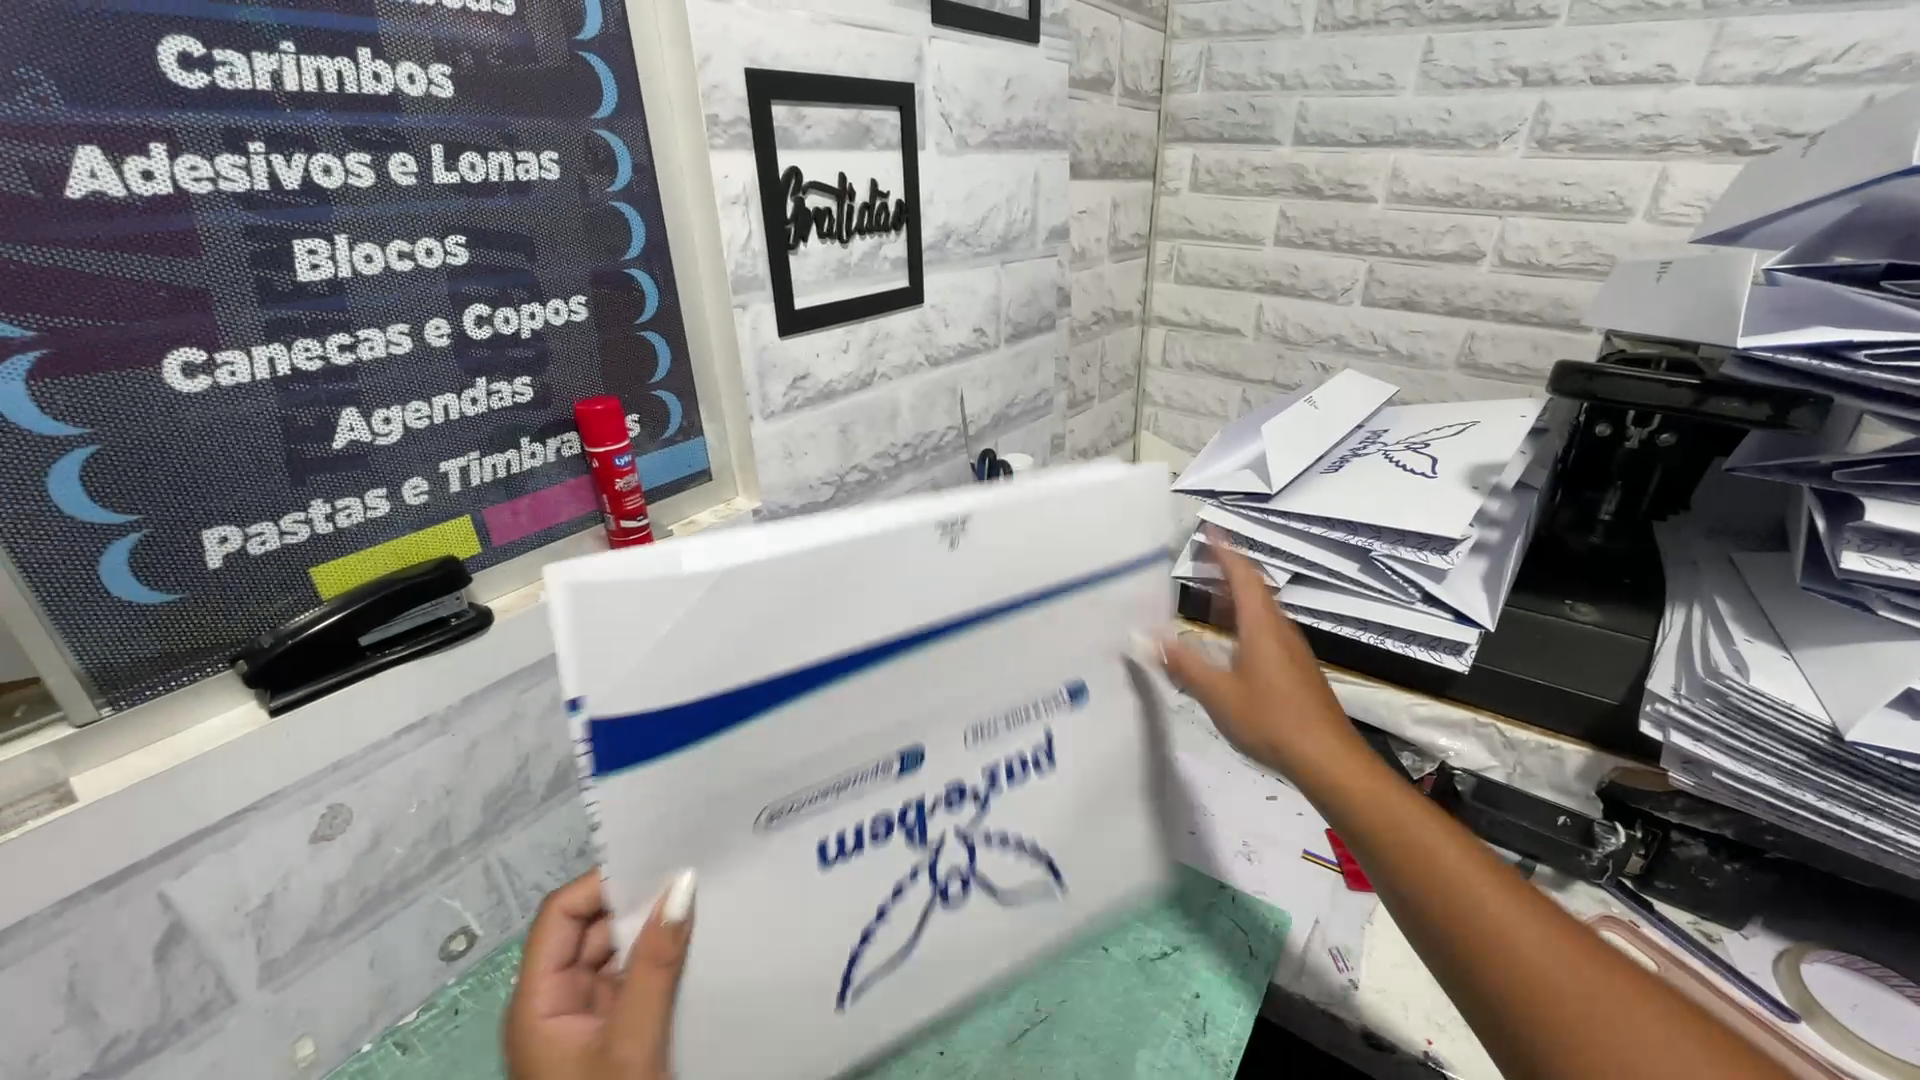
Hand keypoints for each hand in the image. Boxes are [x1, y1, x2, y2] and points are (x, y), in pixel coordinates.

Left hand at [504, 869, 695, 1079]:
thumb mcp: (635, 1042)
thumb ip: (658, 962)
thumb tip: (681, 883)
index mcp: (537, 1004)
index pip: (560, 917)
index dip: (602, 885)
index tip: (659, 865)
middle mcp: (555, 1005)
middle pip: (590, 931)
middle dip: (637, 906)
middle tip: (694, 879)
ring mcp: (585, 1022)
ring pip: (617, 955)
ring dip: (655, 934)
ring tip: (704, 907)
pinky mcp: (614, 1037)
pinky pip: (636, 982)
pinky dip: (663, 963)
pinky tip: (698, 948)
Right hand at [1157, 532, 1366, 783]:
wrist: (1327, 758)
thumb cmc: (1271, 720)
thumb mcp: (1218, 693)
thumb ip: (1182, 664)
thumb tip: (1144, 636)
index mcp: (1261, 627)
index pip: (1243, 577)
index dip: (1225, 552)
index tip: (1210, 530)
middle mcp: (1280, 630)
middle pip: (1254, 589)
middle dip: (1228, 571)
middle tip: (1202, 558)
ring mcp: (1291, 650)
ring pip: (1261, 611)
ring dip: (1235, 598)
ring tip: (1209, 595)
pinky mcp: (1295, 669)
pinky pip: (1266, 630)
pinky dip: (1243, 621)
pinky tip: (1230, 640)